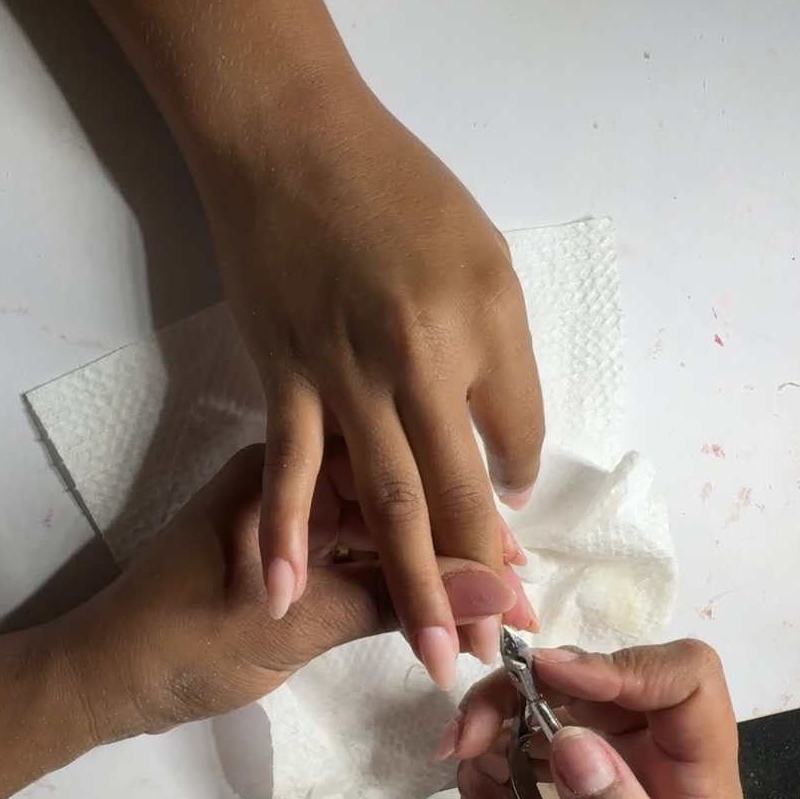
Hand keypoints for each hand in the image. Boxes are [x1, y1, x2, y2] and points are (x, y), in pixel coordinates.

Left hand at [55, 445, 520, 744]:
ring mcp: (291, 521)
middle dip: (457, 553)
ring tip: (497, 608)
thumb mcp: (289, 624)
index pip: (392, 482)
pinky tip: (441, 609)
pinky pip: (356, 564)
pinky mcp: (290, 559)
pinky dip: (395, 589)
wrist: (109, 678)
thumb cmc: (182, 640)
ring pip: (380, 539)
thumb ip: (391, 602)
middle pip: (393, 508)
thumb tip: (492, 593)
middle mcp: (291, 482)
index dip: (458, 527)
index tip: (516, 569)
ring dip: (432, 575)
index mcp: (282, 470)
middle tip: (520, 594)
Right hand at [196, 83, 543, 689]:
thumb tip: (502, 453)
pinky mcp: (285, 382)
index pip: (515, 439)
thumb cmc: (397, 192)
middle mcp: (420, 362)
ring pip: (385, 500)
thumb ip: (502, 359)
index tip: (508, 547)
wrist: (291, 145)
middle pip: (461, 492)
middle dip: (483, 580)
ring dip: (411, 585)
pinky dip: (286, 536)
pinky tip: (284, 595)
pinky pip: (289, 471)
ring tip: (431, 654)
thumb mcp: (482, 258)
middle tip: (496, 652)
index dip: (514, 498)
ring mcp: (345, 377)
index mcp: (483, 325)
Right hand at [450, 642, 757, 798]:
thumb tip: (573, 741)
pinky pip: (520, 737)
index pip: (684, 679)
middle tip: (463, 748)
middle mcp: (654, 742)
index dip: (616, 664)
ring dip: (489, 745)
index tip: (544, 679)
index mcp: (700, 773)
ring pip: (537, 702)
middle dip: (510, 700)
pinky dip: (490, 771)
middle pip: (581, 678)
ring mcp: (612, 746)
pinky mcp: (578, 758)